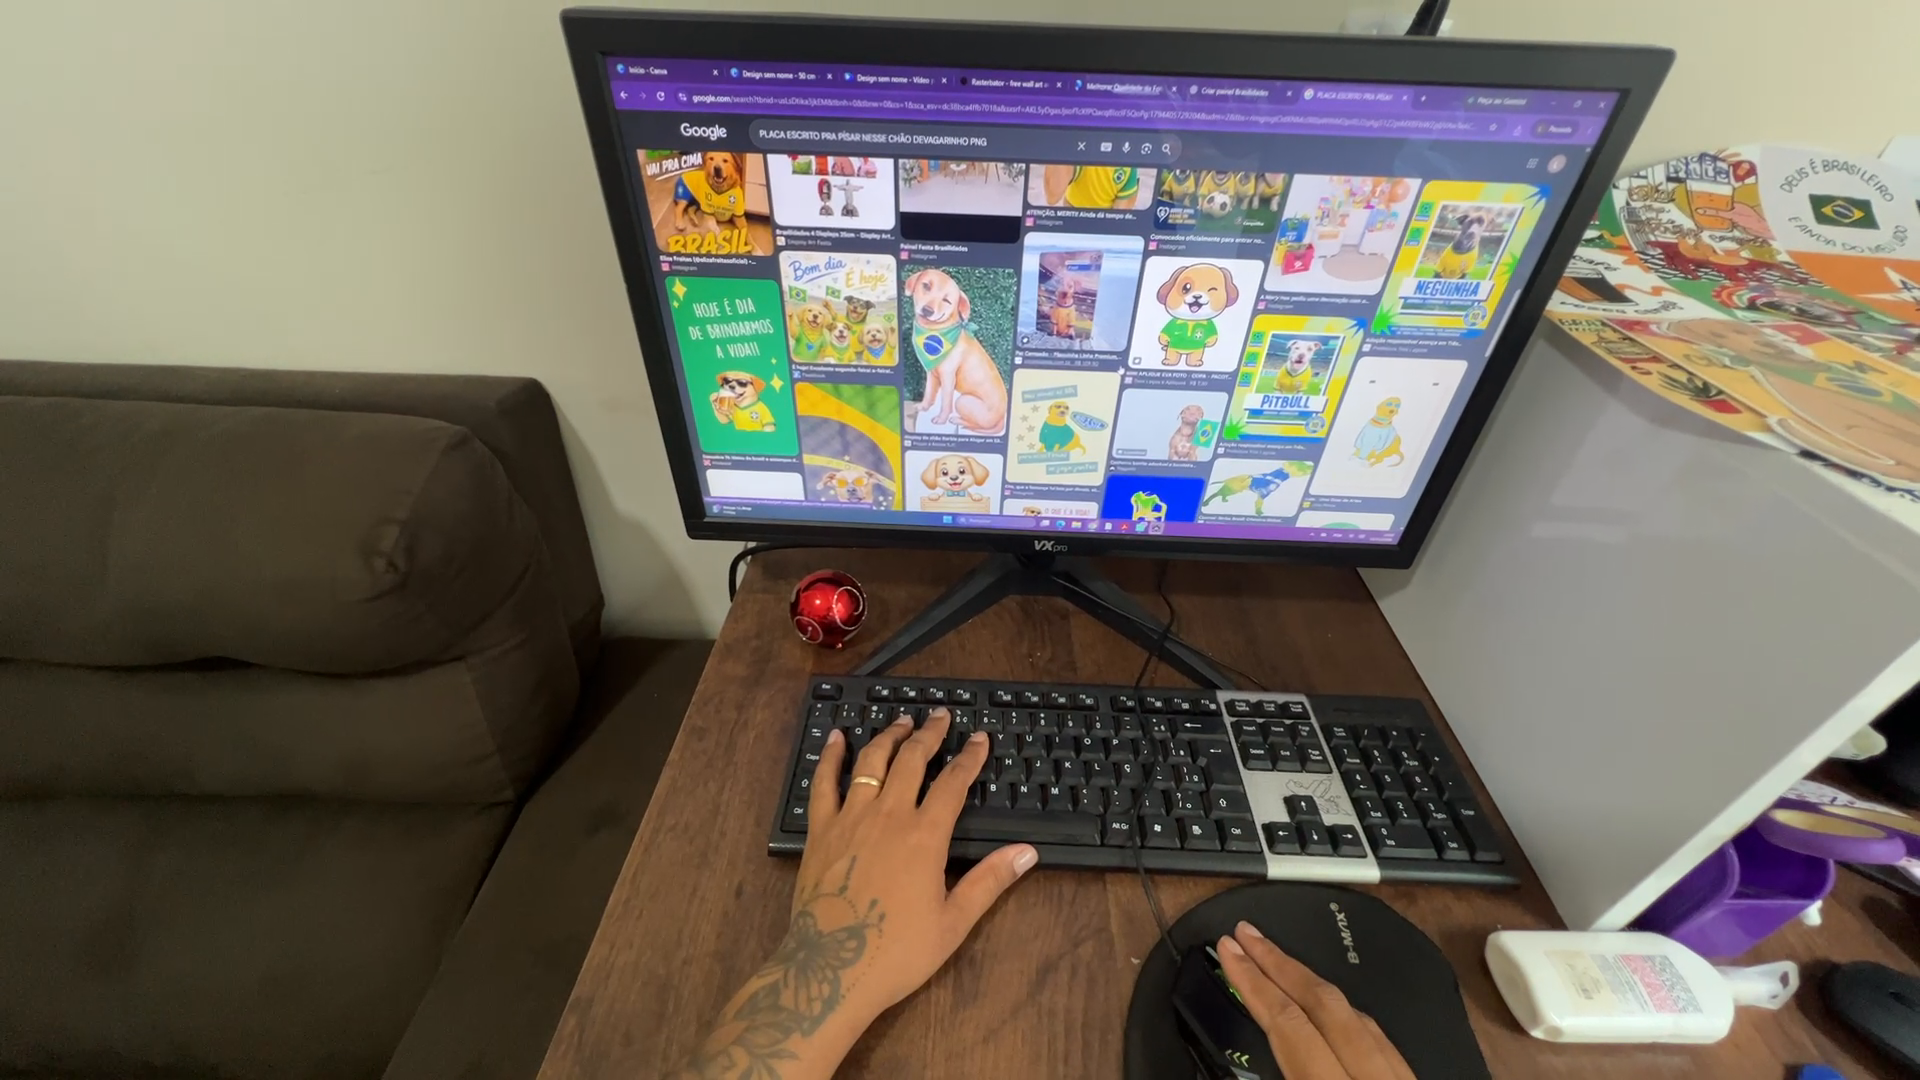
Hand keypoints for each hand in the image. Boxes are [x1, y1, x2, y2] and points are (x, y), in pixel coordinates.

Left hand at [792, 709, 1036, 1025]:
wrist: (830, 971)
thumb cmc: (896, 952)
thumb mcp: (953, 922)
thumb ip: (990, 881)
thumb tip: (1028, 852)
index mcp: (924, 836)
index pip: (953, 783)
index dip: (969, 757)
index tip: (979, 738)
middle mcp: (888, 815)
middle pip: (912, 760)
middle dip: (930, 733)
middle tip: (940, 715)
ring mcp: (851, 818)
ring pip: (872, 762)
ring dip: (889, 736)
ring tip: (901, 721)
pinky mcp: (820, 829)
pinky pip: (823, 783)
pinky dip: (831, 756)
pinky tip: (836, 738)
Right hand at [1216, 921, 1414, 1079]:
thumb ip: (1276, 1073)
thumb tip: (1247, 1043)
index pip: (1291, 1024)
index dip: (1253, 982)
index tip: (1227, 949)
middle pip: (1326, 1005)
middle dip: (1279, 963)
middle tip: (1245, 933)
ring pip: (1359, 1016)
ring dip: (1310, 981)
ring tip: (1275, 957)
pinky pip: (1382, 1040)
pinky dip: (1347, 1013)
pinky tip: (1328, 1006)